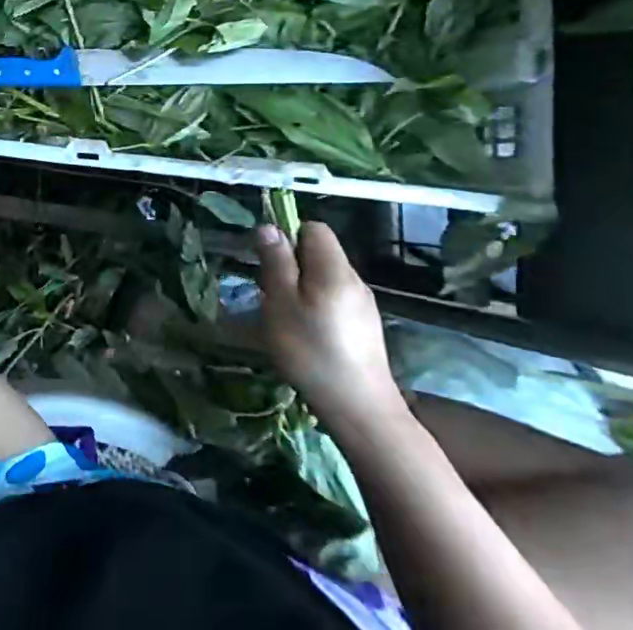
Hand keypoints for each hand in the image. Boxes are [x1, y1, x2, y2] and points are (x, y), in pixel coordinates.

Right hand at [253, 221, 405, 432]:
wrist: (358, 406)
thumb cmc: (310, 350)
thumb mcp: (280, 302)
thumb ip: (276, 262)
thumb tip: (269, 226)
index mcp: (334, 270)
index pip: (314, 228)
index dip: (288, 234)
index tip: (268, 259)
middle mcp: (354, 280)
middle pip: (319, 252)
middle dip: (290, 263)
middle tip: (269, 292)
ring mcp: (363, 304)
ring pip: (324, 277)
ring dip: (300, 286)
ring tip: (283, 314)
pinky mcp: (365, 325)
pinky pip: (334, 298)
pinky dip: (315, 304)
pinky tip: (305, 331)